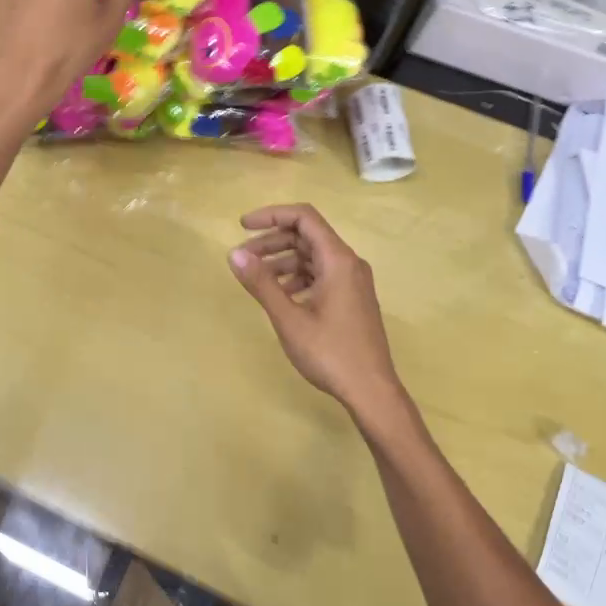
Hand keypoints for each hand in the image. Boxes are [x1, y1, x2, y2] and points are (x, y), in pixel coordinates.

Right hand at [229, 204, 400, 413]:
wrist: (371, 390)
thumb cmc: (330, 353)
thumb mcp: (289, 318)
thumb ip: (261, 283)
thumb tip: (234, 254)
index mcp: (338, 260)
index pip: (304, 218)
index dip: (271, 215)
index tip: (242, 226)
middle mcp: (349, 263)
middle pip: (307, 236)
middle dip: (272, 241)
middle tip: (243, 258)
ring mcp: (353, 282)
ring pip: (313, 257)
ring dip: (282, 261)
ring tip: (256, 279)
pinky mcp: (352, 299)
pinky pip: (321, 275)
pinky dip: (296, 277)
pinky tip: (279, 296)